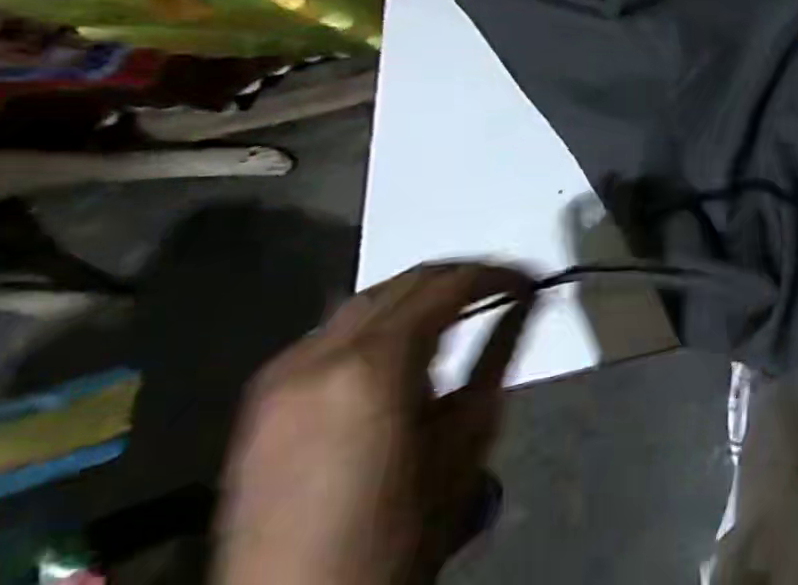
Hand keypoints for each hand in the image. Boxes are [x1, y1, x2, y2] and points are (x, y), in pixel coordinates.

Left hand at [214, 263, 536, 584]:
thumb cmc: (404, 524)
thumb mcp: (469, 434)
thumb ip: (499, 353)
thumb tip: (527, 302)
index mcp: (376, 362)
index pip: (450, 283)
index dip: (499, 274)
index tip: (534, 281)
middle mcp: (322, 352)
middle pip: (406, 281)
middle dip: (463, 276)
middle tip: (507, 288)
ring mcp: (284, 373)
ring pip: (368, 300)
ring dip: (421, 296)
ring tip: (464, 311)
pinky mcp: (263, 397)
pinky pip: (334, 332)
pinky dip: (381, 322)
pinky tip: (406, 348)